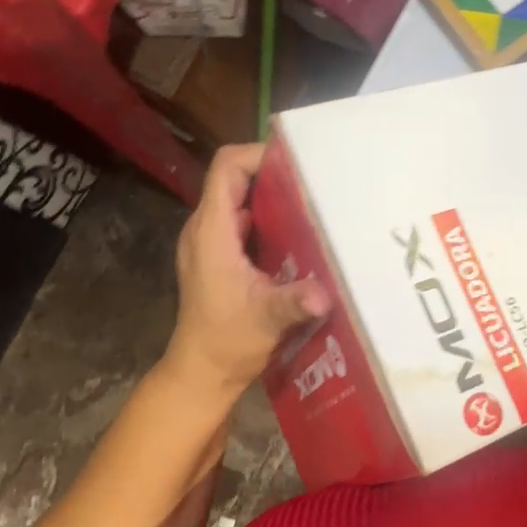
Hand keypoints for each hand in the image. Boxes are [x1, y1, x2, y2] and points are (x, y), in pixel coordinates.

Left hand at [164, 144, 329, 394]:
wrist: (203, 371)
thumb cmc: (227, 342)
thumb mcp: (266, 319)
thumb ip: (293, 302)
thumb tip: (324, 294)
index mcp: (212, 232)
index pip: (226, 167)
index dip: (259, 154)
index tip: (297, 162)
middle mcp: (206, 228)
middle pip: (234, 178)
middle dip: (274, 173)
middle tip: (316, 181)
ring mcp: (210, 242)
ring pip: (239, 199)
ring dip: (273, 196)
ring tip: (313, 202)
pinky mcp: (218, 256)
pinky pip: (242, 221)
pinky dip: (269, 219)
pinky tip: (299, 234)